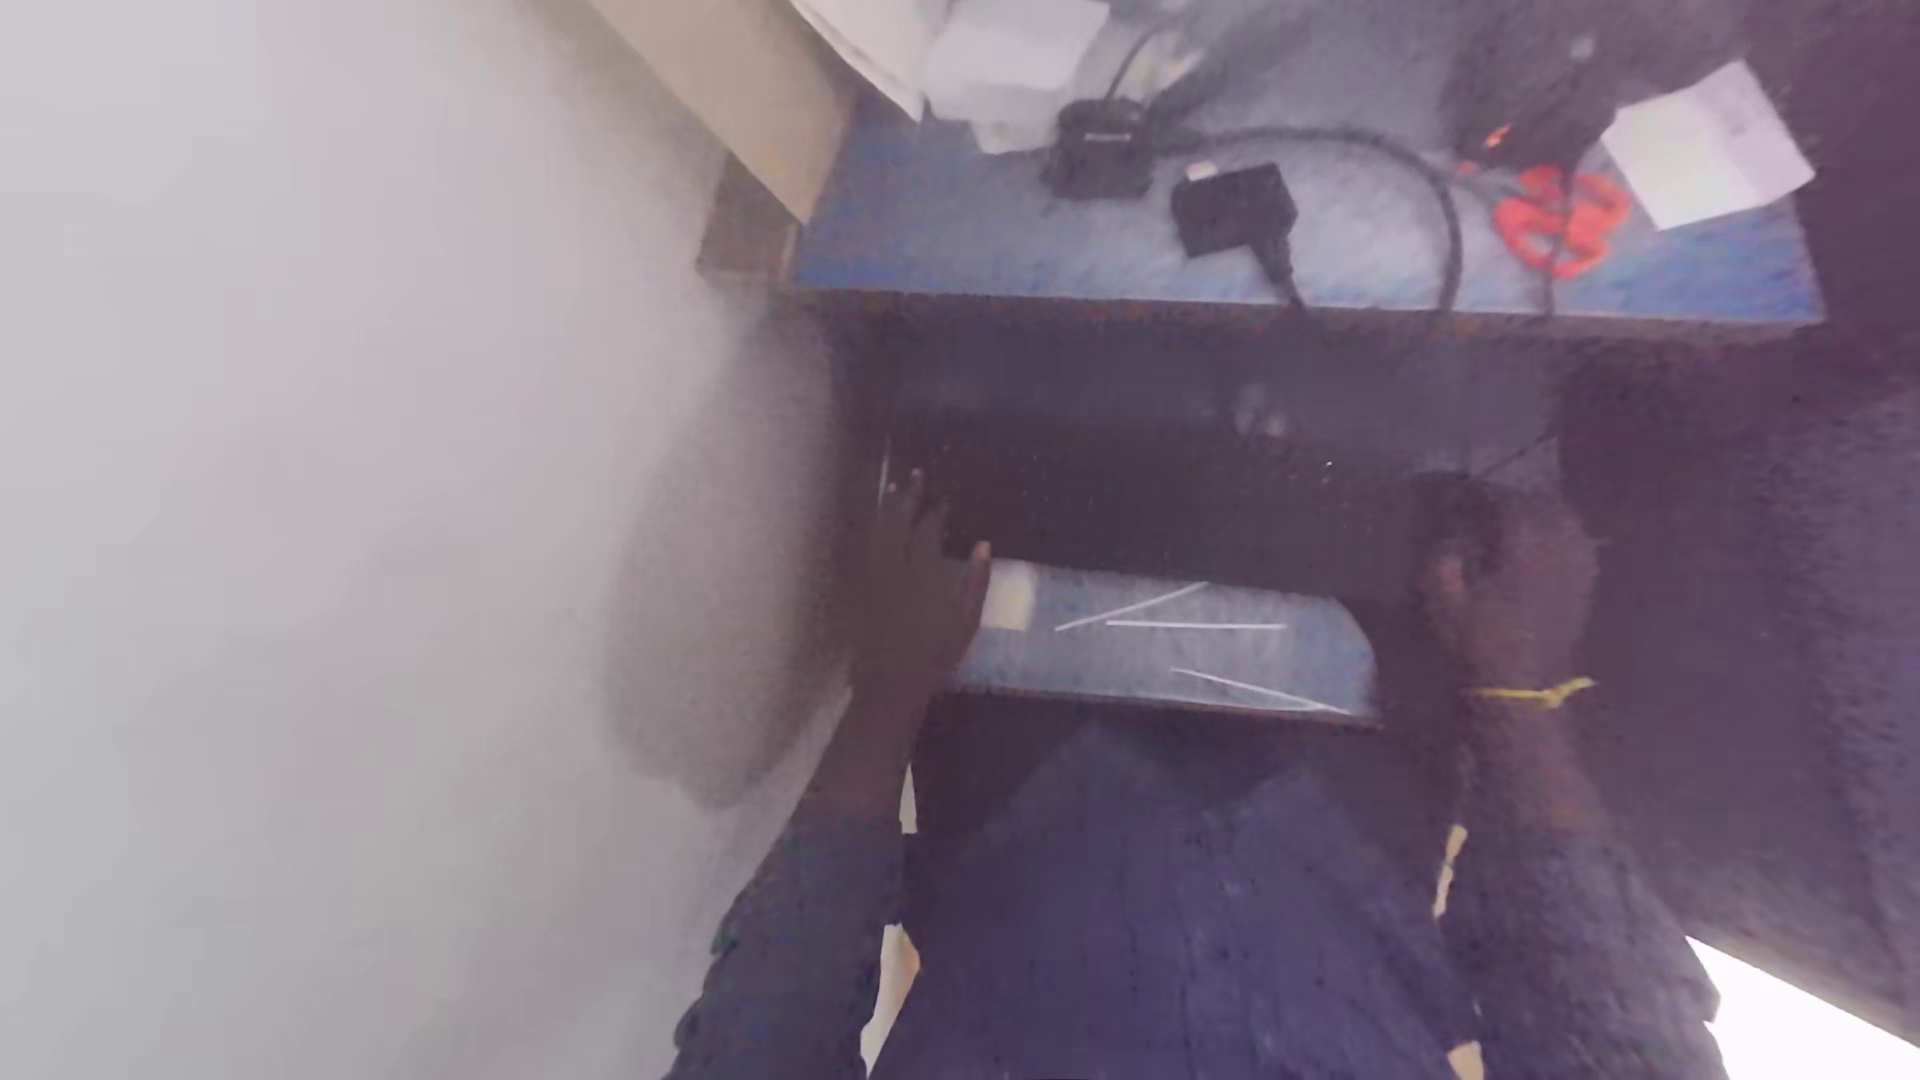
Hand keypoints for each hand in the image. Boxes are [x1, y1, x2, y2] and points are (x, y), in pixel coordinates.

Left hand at [851, 469, 991, 708]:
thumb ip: (976, 581)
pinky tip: (875, 522)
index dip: (936, 513)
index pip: (928, 532)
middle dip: (908, 496)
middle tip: (916, 475)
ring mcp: (871, 577)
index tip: (944, 501)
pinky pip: (863, 549)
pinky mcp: (859, 588)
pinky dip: (871, 530)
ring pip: (876, 531)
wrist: (890, 683)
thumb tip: (983, 545)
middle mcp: (893, 568)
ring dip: (886, 507)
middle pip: (897, 522)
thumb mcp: (966, 622)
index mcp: (923, 574)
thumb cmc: (935, 656)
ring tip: (894, 488)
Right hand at [1420, 490, 1596, 688]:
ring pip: (1566, 519)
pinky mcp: (1584, 584)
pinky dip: (1555, 527)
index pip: (1506, 503)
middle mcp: (1560, 553)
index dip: (1477, 489)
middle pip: (1543, 505)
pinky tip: (1535, 535)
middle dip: (1508, 494)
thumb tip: (1454, 532)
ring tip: (1503, 510)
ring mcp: (1579, 568)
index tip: (1450, 484)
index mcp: (1524, 553)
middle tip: (1475, 495)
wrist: (1521, 686)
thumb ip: (1444, 556)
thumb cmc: (1474, 641)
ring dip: (1535, 508)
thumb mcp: (1441, 599)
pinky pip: (1577, 539)